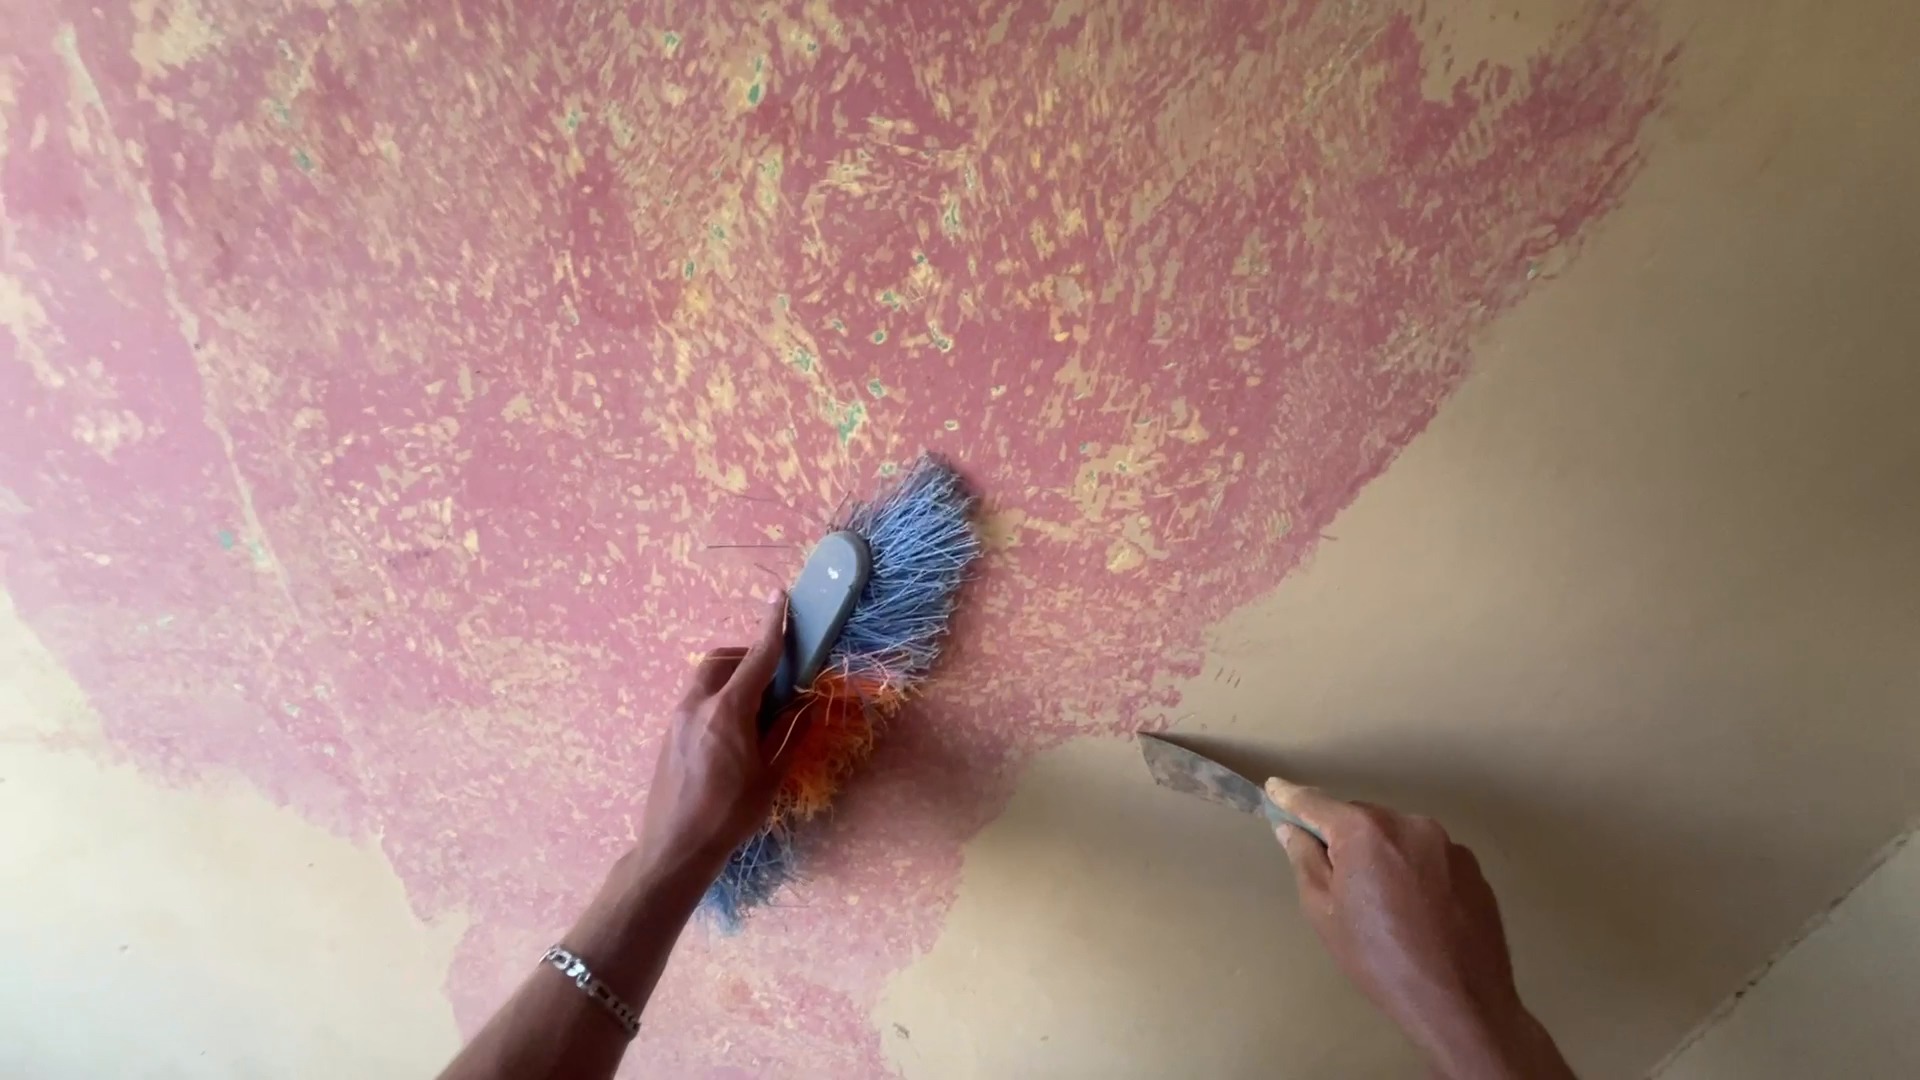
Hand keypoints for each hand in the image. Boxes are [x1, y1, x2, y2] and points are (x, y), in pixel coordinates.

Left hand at [633, 589, 798, 890]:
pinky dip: (719, 696)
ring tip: (755, 708)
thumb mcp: (771, 774)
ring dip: (732, 675)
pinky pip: (697, 697)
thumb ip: (789, 731)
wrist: (673, 850)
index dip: (773, 625)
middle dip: (748, 655)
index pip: (758, 657)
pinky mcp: (668, 733)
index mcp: (729, 711)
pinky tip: (732, 731)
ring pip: (706, 677)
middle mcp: (698, 704)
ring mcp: (677, 718)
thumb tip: (805, 702)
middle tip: (773, 678)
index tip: (781, 597)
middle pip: (723, 658)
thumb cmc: (729, 814)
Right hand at [1266, 780, 1574, 1079]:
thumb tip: (1292, 829)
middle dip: (1342, 836)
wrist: (1464, 1009)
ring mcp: (1447, 844)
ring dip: (1380, 851)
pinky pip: (1427, 854)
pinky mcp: (1474, 868)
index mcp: (1364, 830)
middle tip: (1337, 876)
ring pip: (1395, 835)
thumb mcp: (1322, 910)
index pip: (1314, 802)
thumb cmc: (1379, 959)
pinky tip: (1415, 908)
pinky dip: (1412, 868)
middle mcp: (1407, 824)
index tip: (1273, 788)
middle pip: (1359, 818)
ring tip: (1383, 899)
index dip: (1289, 796)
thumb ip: (1304, 858)